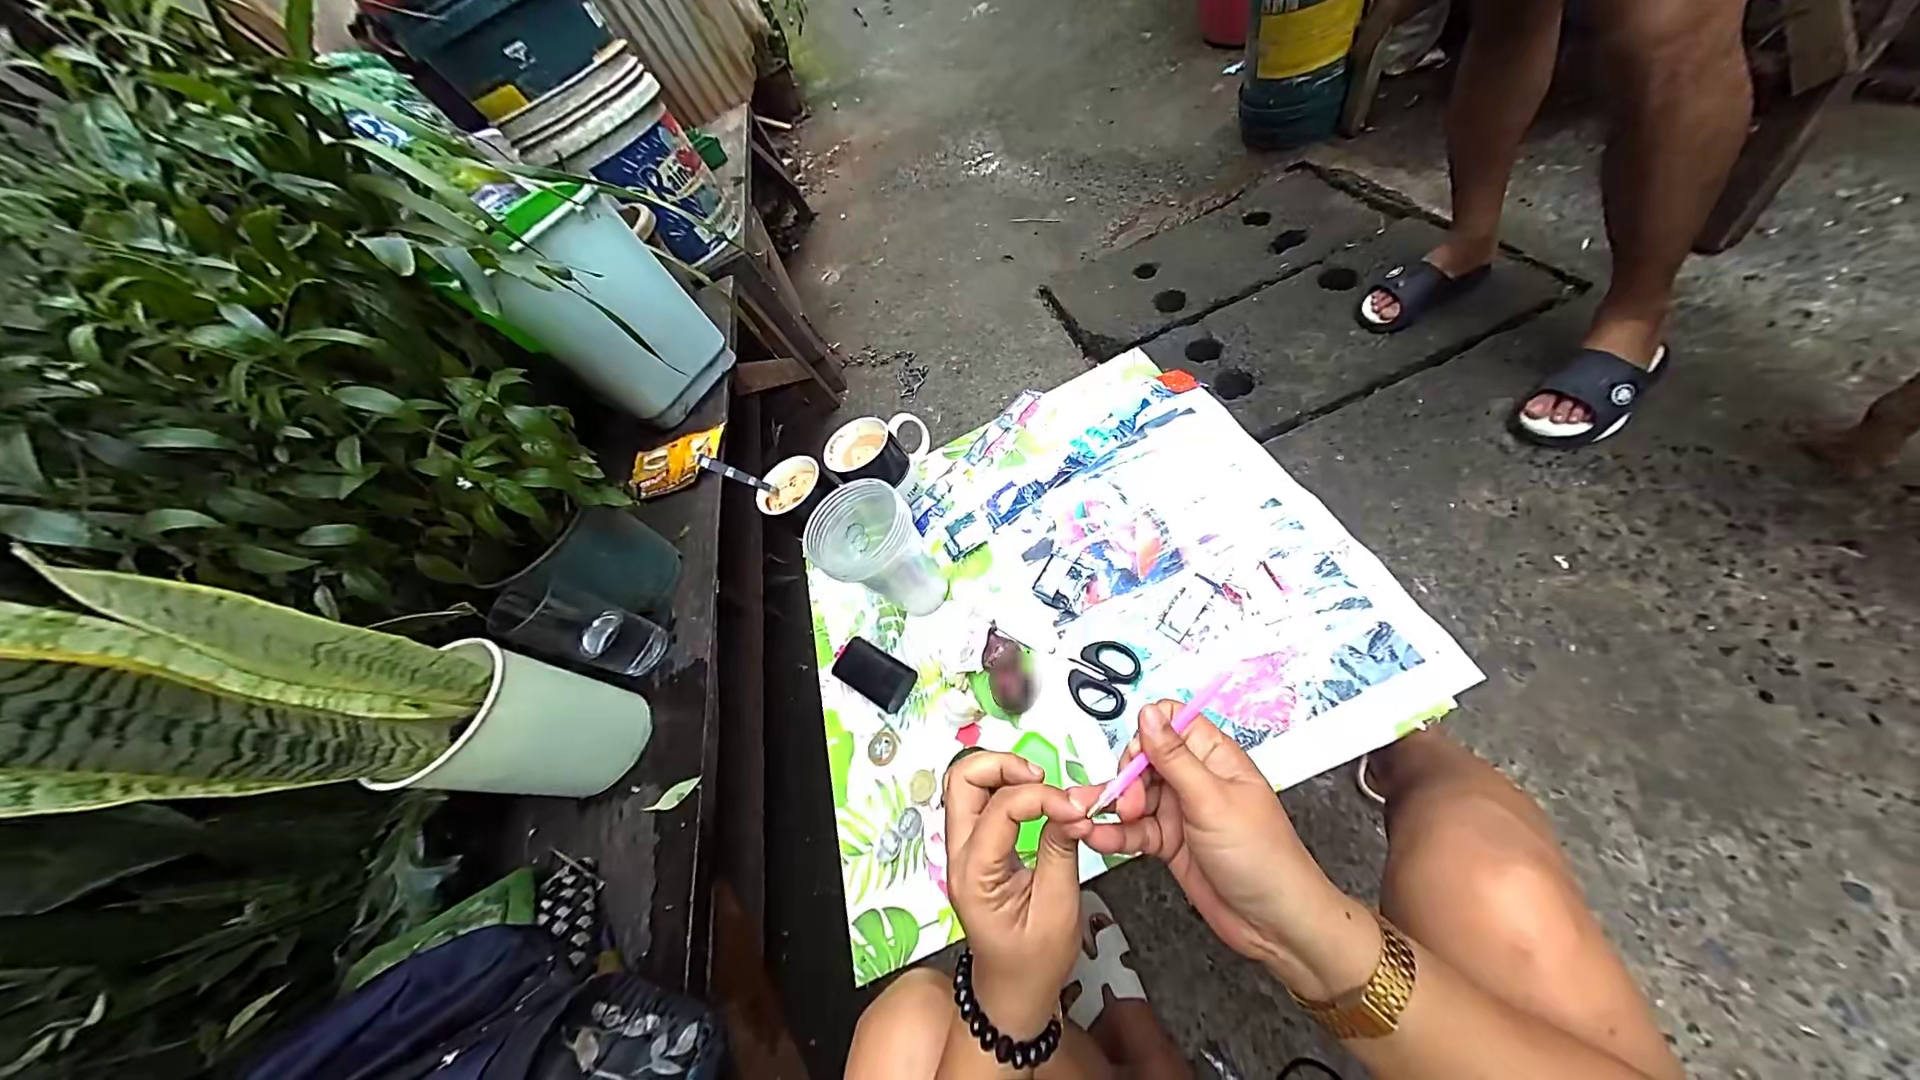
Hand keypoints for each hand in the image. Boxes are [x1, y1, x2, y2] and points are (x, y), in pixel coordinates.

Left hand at [943, 751, 1087, 1034]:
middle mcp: (959, 853)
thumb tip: (1072, 807)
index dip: (1042, 798)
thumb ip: (1061, 850)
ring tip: (1039, 784)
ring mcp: (962, 846)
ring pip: (965, 782)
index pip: (1000, 809)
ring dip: (1001, 771)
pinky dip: (1004, 784)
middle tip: (1042, 779)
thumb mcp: (1058, 910)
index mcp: (975, 874)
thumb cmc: (1033, 962)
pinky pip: (978, 797)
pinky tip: (1031, 796)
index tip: (1075, 808)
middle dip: (1003, 766)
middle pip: (962, 779)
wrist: (1010, 991)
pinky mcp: (974, 844)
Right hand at [1064, 701, 1378, 999]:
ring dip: (1108, 807)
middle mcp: (1194, 778)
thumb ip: (1174, 757)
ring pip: (1132, 796)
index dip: (1147, 737)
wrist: (1278, 929)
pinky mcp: (1168, 840)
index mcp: (1213, 756)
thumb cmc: (1267, 860)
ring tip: (1086, 818)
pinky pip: (1132, 829)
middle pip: (1142, 761)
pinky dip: (1112, 833)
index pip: (1169, 723)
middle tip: (1127, 804)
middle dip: (1124, 780)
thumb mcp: (1212, 801)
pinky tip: (1097, 836)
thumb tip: (1150, 714)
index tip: (1136, 761)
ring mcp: (1180, 809)